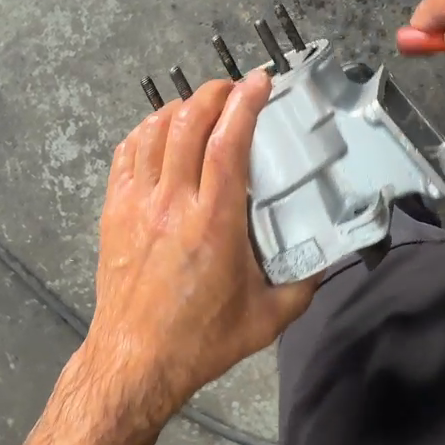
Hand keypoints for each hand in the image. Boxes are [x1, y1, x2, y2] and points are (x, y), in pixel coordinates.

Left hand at [77, 72, 316, 429]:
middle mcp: (172, 203)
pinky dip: (147, 128)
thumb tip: (330, 253)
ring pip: (155, 130)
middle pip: (188, 123)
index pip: (226, 143)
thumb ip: (304, 281)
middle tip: (235, 88)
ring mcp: (137, 203)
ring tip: (203, 105)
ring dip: (182, 106)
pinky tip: (162, 129)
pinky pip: (127, 151)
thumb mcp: (267, 317)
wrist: (134, 362)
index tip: (260, 81)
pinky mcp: (114, 209)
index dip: (245, 103)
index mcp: (213, 222)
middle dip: (214, 92)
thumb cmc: (201, 339)